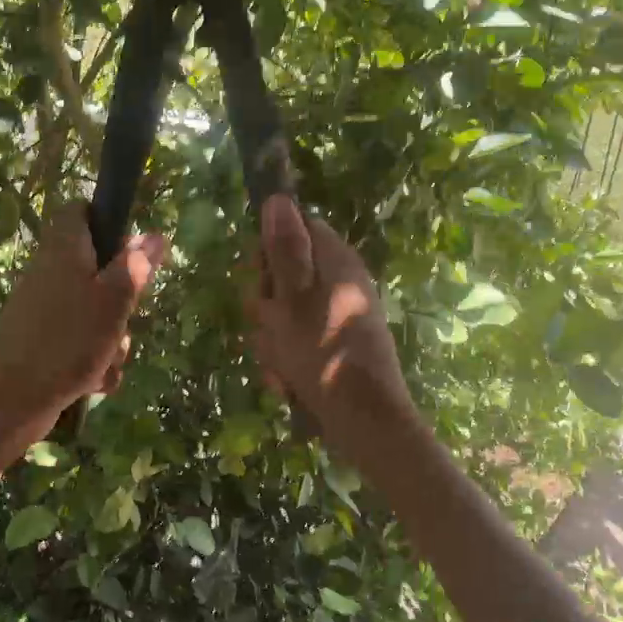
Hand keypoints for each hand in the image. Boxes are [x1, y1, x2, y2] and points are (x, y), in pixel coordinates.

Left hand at [0, 203, 164, 459]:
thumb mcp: (113, 301)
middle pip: (95, 267)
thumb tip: (155, 233)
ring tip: (109, 359)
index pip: (78, 210)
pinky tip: (94, 382)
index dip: (105, 219)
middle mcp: (48, 272)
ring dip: (109, 336)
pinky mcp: (39, 340)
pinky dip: (91, 359)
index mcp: (63, 250)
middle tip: (125, 316)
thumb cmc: (68, 343)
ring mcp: (41, 307)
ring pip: (91, 309)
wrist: (12, 402)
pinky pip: (77, 340)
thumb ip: (135, 266)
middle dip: (119, 297)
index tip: (130, 247)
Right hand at [245, 196, 416, 455]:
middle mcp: (340, 282)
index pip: (294, 228)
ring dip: (271, 339)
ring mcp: (338, 315)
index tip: (257, 277)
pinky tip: (287, 382)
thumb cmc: (323, 354)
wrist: (366, 424)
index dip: (268, 249)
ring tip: (280, 363)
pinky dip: (286, 360)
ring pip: (284, 313)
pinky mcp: (335, 346)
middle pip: (284, 273)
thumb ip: (284, 249)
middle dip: (265, 303)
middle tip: (268, 324)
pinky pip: (297, 342)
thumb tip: (277, 197)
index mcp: (335, 261)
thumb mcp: (292, 298)